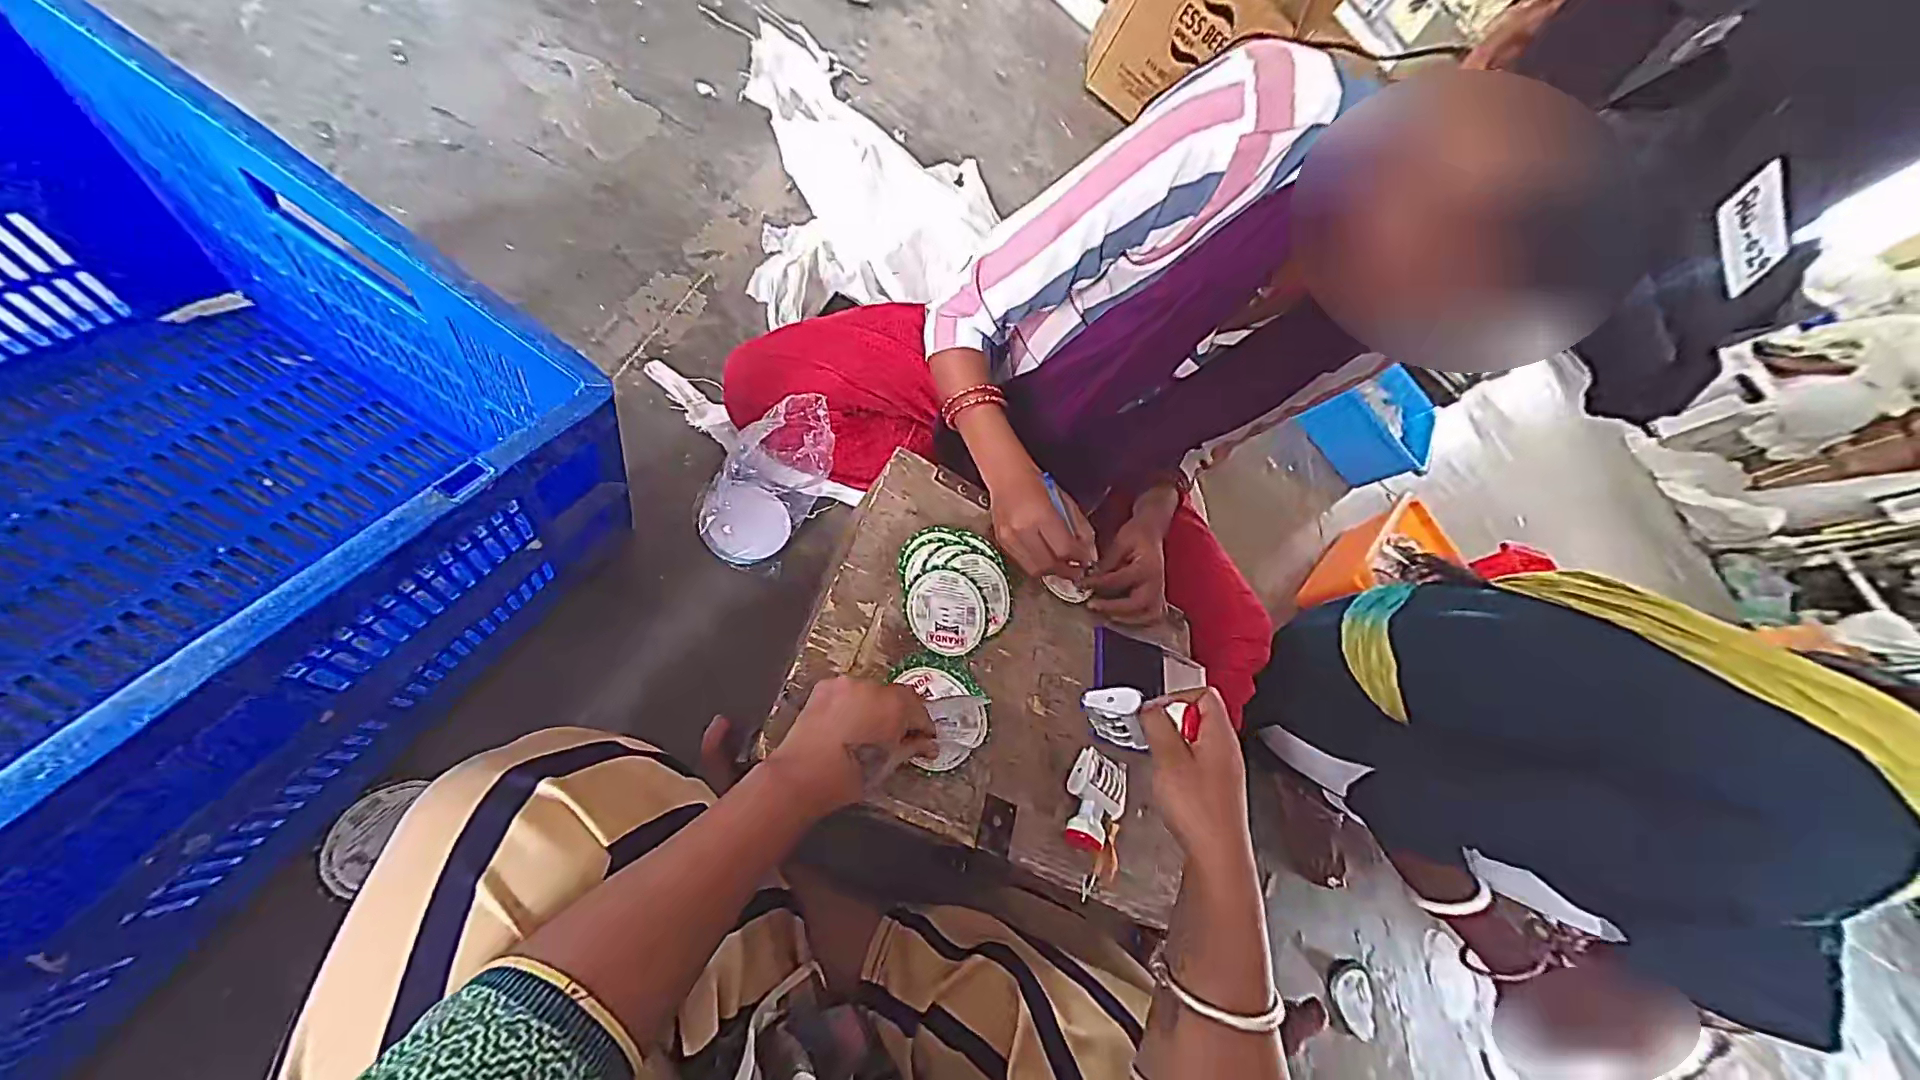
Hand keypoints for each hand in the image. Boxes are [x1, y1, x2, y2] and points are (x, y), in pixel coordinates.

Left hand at [767, 677, 934, 813]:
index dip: (923, 725)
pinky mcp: (825, 687)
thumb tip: (927, 744)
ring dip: (874, 707)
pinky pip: (847, 692)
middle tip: (896, 736)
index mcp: (896, 705)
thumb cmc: (849, 776)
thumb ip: (912, 747)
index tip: (923, 737)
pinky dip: (851, 703)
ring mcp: (847, 685)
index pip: (919, 709)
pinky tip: (845, 724)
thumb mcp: (889, 764)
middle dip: (898, 715)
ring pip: (870, 693)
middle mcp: (874, 688)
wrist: (801, 776)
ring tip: (866, 730)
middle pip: (895, 697)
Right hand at [987, 468, 1096, 578]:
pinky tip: (1046, 558)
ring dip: (1052, 571)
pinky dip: (1038, 565)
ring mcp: (1009, 538)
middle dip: (1067, 571)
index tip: (1087, 560)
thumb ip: (1080, 528)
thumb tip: (1089, 553)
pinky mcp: (1002, 543)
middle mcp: (1022, 530)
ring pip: (1035, 570)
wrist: (1006, 477)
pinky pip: (1023, 564)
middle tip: (1077, 570)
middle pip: (1049, 565)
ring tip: (1062, 566)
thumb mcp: (1065, 501)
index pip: (1064, 549)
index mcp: (1041, 516)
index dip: (1079, 558)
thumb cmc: (1037, 484)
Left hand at [1085, 513, 1167, 624]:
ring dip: (1123, 618)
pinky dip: (1133, 622)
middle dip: (1114, 608)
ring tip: (1101, 614)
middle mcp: (1156, 583)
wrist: (1151, 534)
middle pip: (1138, 604)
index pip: (1120, 580)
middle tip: (1092, 606)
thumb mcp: (1120, 543)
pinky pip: (1148, 618)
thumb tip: (1090, 579)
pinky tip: (1114, 617)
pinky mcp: (1157, 600)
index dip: (1099, 584)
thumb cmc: (1135, 536)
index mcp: (1147, 566)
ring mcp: (1159, 593)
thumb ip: (1107, 563)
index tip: (1082, 584)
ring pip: (1147, 616)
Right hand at [1140, 688, 1252, 876]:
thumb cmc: (1199, 811)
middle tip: (1156, 737)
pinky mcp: (1217, 787)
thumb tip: (1150, 708)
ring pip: (1196, 739)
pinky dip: (1179, 764)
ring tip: (1162, 762)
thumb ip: (1157, 726)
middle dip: (1172, 722)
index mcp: (1220, 735)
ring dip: (1173, 744)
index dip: (1176, 697)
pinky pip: (1197, 761)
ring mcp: (1224, 769)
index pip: (1205, 694)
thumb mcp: (1167, 758)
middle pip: (1199, 715)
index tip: (1156, 711)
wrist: (1216, 854)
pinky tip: (1170, 782)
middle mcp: (1227, 749)